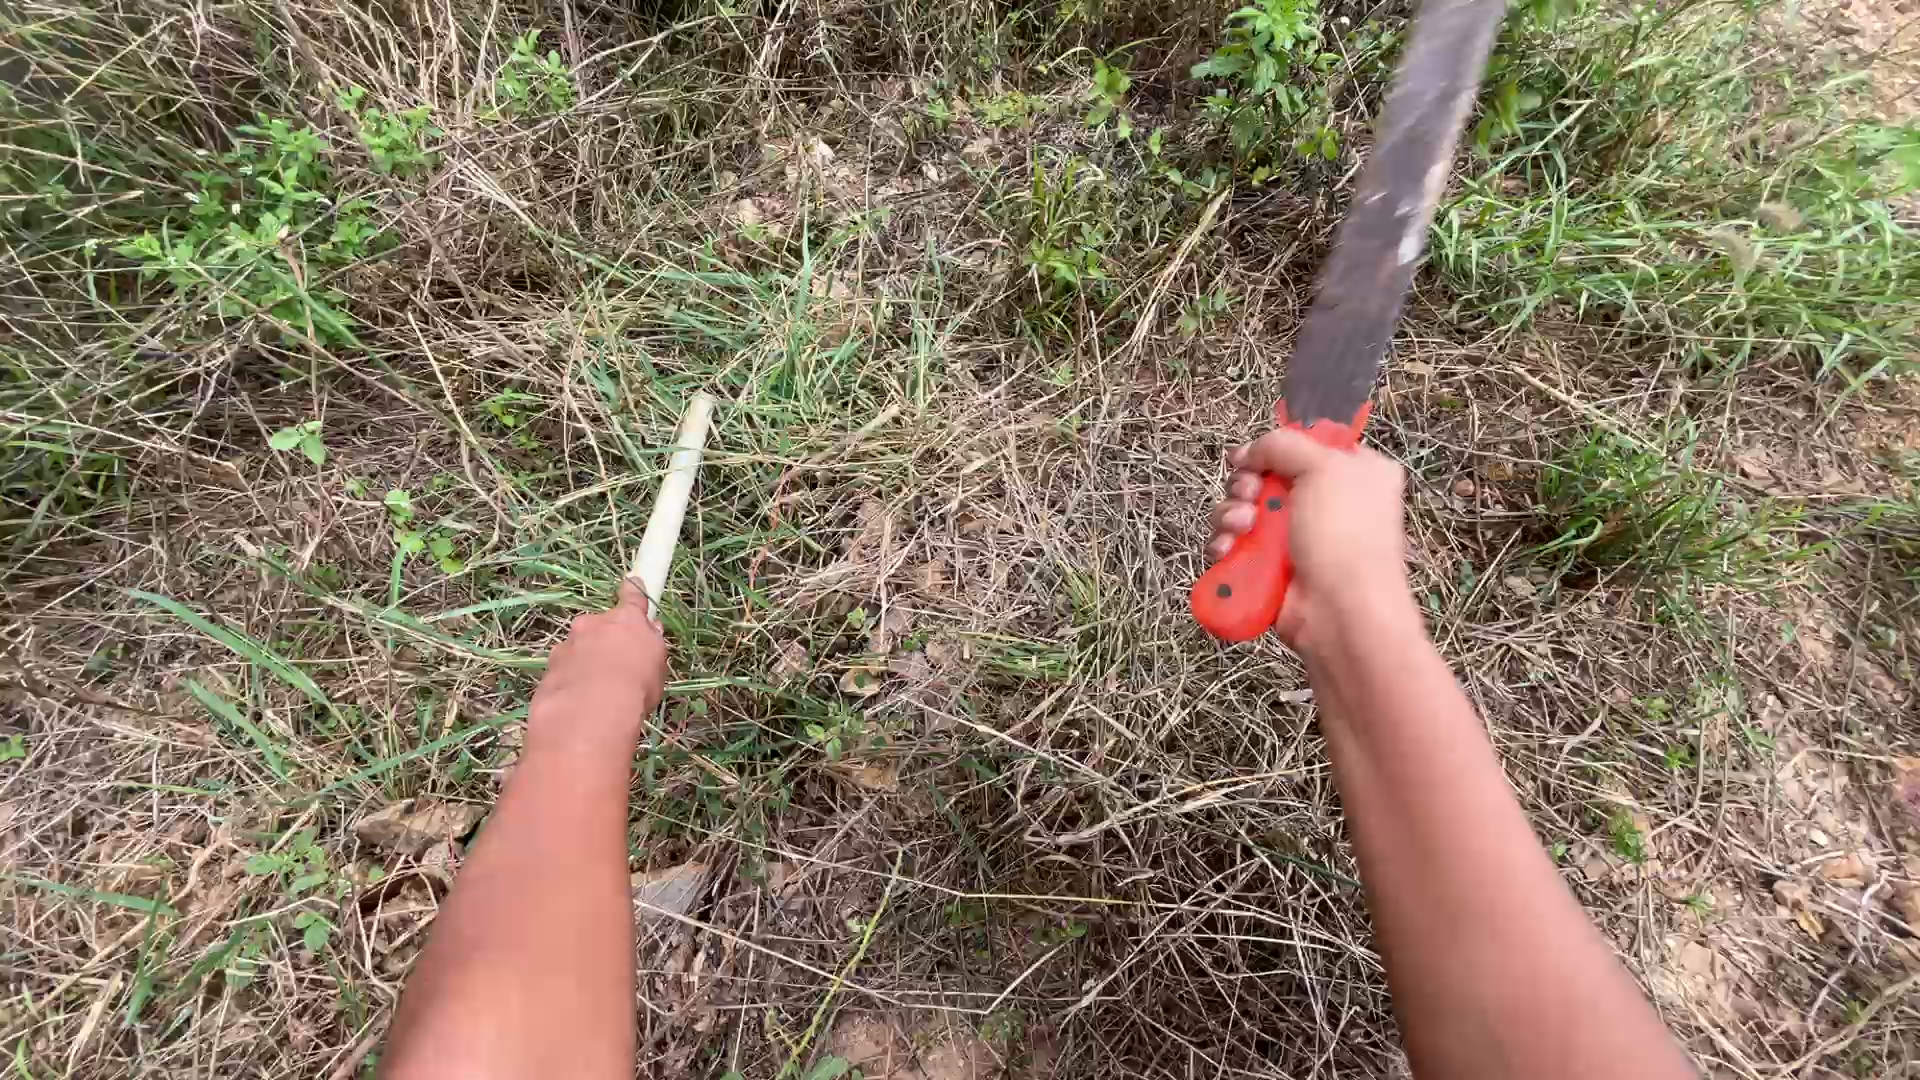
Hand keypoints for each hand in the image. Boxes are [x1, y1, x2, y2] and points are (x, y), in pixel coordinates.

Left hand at [528, 579, 667, 752]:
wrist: (589, 712)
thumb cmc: (635, 686)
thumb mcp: (657, 666)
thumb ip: (652, 646)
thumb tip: (650, 631)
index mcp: (626, 620)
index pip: (632, 597)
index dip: (633, 591)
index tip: (633, 580)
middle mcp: (593, 625)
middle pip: (601, 626)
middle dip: (606, 639)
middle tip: (617, 664)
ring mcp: (567, 645)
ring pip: (579, 648)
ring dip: (587, 661)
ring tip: (597, 691)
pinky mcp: (548, 668)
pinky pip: (564, 669)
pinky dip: (571, 680)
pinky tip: (580, 702)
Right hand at [1205, 427, 1414, 651]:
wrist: (1339, 610)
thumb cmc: (1344, 535)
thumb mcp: (1323, 468)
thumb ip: (1283, 445)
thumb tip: (1249, 452)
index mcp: (1353, 472)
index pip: (1303, 447)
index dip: (1273, 449)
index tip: (1254, 458)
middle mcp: (1325, 502)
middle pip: (1264, 477)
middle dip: (1245, 485)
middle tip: (1249, 495)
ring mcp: (1295, 536)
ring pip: (1243, 510)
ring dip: (1231, 515)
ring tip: (1240, 529)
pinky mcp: (1269, 564)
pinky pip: (1234, 543)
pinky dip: (1225, 544)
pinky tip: (1228, 549)